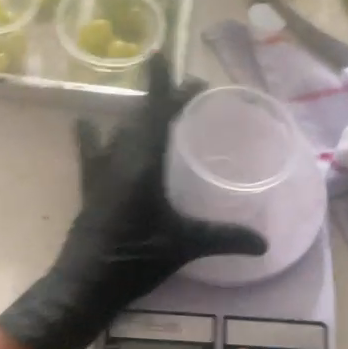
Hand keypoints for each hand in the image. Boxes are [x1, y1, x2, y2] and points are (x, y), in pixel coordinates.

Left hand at [0, 57, 267, 348]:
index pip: (157, 112)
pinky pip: (93, 151)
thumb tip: (264, 243)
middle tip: (193, 93)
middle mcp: (119, 159)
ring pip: (121, 130)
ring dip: (140, 116)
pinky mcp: (90, 188)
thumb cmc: (134, 261)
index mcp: (143, 164)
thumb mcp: (183, 247)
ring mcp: (101, 172)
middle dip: (165, 99)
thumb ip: (225, 239)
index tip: (173, 62)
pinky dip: (96, 136)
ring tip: (161, 110)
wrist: (83, 286)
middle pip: (142, 116)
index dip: (166, 85)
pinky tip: (88, 124)